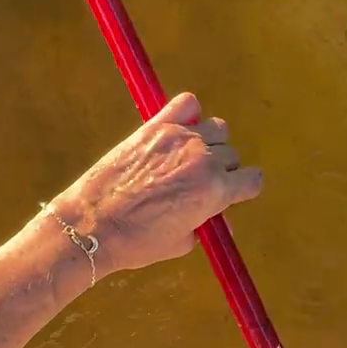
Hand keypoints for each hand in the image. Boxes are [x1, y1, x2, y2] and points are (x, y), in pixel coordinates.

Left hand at [43, 92, 263, 274]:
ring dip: (210, 143)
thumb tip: (216, 219)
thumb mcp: (180, 243)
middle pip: (231, 155)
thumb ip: (205, 226)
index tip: (231, 195)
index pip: (253, 180)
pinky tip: (178, 130)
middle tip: (199, 185)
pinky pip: (186, 104)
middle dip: (222, 171)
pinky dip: (189, 113)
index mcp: (215, 191)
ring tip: (189, 159)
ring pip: (216, 129)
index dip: (243, 190)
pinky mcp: (156, 127)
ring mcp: (180, 138)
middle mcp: (204, 160)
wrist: (93, 225)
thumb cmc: (136, 241)